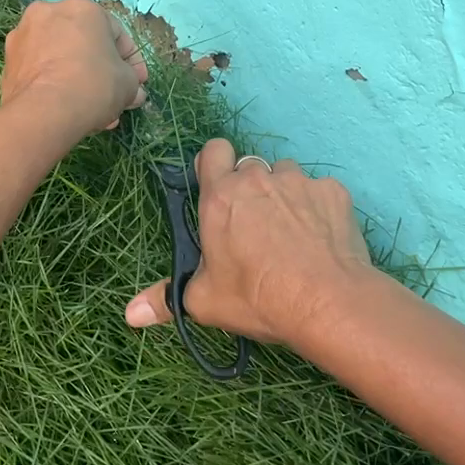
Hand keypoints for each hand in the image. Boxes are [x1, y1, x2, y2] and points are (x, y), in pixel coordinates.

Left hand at [0, 0, 147, 136]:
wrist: (43, 111)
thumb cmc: (93, 85)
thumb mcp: (127, 83)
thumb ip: (132, 82)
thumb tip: (133, 92)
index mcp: (81, 8)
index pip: (115, 33)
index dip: (131, 61)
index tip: (137, 84)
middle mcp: (48, 12)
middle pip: (84, 44)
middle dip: (102, 72)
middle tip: (114, 97)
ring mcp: (22, 36)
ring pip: (60, 58)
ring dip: (78, 80)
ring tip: (92, 111)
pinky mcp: (8, 61)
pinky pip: (40, 71)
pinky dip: (54, 85)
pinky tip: (67, 109)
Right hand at [124, 138, 381, 346]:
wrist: (328, 303)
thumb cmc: (258, 298)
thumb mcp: (205, 301)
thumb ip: (164, 299)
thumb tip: (130, 315)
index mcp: (220, 195)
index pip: (213, 149)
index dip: (215, 164)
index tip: (219, 188)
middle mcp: (257, 178)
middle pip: (250, 166)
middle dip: (251, 187)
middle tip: (255, 224)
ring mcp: (298, 181)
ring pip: (287, 175)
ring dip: (285, 194)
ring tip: (291, 231)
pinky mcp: (334, 192)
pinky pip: (321, 190)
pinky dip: (319, 208)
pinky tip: (322, 237)